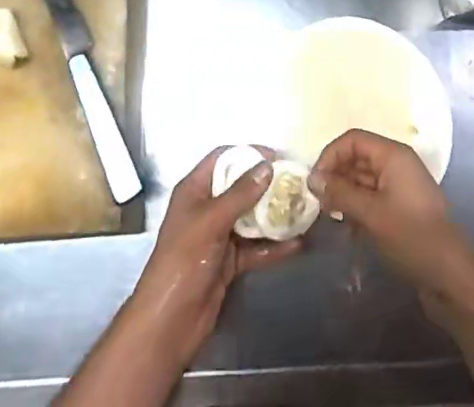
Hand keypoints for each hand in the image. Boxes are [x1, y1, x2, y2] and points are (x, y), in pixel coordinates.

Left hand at [56, 147, 301, 406]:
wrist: (170, 320)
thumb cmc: (183, 261)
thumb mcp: (210, 221)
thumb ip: (239, 194)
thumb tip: (267, 167)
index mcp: (193, 190)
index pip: (221, 159)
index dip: (247, 154)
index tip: (278, 156)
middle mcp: (206, 208)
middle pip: (239, 187)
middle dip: (267, 185)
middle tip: (297, 184)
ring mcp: (217, 235)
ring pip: (250, 218)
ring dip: (274, 215)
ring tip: (303, 210)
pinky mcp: (228, 262)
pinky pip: (254, 247)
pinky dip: (273, 246)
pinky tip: (297, 244)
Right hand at [308, 128, 471, 298]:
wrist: (453, 279)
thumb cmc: (412, 237)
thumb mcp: (371, 213)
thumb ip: (339, 192)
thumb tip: (312, 179)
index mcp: (393, 156)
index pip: (352, 140)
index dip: (330, 156)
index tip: (315, 182)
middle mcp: (397, 165)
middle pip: (356, 158)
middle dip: (335, 177)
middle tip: (318, 202)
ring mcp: (400, 187)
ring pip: (362, 180)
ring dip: (344, 194)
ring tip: (330, 216)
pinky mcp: (401, 209)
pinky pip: (371, 198)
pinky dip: (356, 208)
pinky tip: (347, 228)